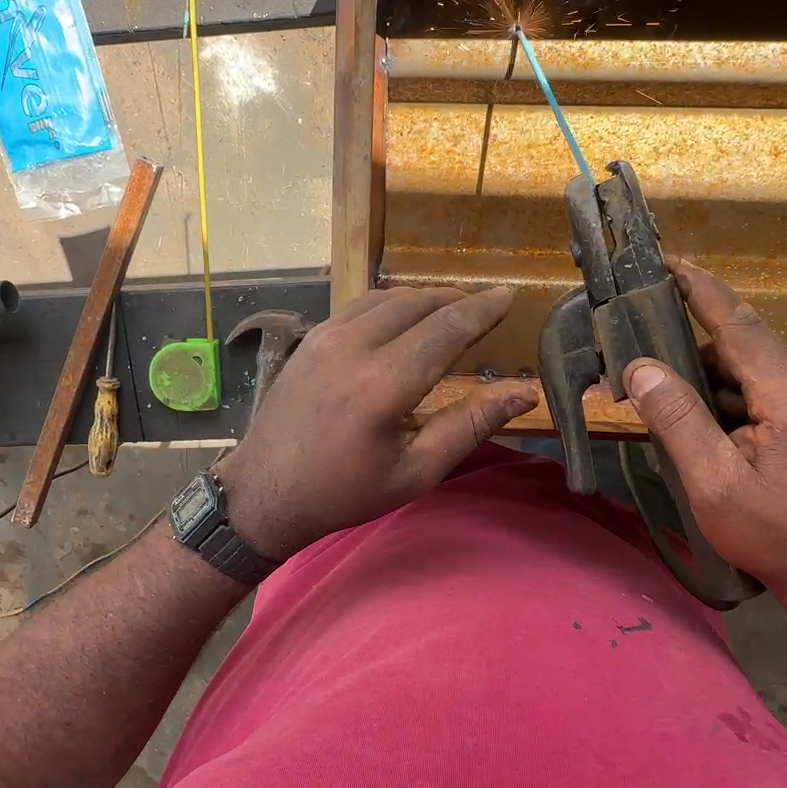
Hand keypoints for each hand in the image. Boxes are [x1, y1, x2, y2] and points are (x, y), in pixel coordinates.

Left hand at [214, 286, 538, 559]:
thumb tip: (523, 393)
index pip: (446, 329)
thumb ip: (469, 425)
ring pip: (386, 298)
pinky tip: (401, 321)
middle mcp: (353, 347)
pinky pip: (358, 306)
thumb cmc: (344, 492)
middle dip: (456, 301)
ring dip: (422, 300)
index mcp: (383, 384)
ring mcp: (325, 337)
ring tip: (448, 313)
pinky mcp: (309, 339)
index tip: (508, 294)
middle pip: (417, 303)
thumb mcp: (415, 472)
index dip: (482, 309)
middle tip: (483, 309)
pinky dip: (389, 305)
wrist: (263, 492)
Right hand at [623, 259, 786, 626]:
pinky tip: (708, 435)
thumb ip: (678, 419)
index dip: (699, 291)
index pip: (739, 325)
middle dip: (687, 361)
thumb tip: (640, 367)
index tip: (666, 261)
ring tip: (672, 422)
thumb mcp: (714, 483)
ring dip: (707, 389)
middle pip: (737, 349)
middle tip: (637, 377)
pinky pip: (761, 387)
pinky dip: (727, 402)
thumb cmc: (776, 536)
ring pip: (746, 370)